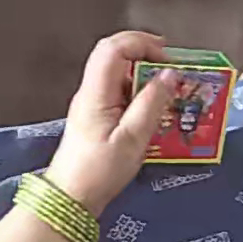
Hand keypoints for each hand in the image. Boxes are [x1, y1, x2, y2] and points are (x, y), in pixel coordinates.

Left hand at [44, 31, 177, 214]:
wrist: (71, 198)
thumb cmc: (100, 171)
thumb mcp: (133, 138)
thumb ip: (152, 103)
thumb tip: (170, 74)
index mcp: (96, 92)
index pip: (114, 48)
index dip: (142, 43)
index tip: (167, 58)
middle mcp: (91, 91)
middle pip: (113, 52)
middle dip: (144, 51)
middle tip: (170, 64)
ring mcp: (92, 102)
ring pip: (116, 70)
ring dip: (143, 71)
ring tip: (168, 86)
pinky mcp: (96, 114)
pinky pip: (118, 89)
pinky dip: (138, 89)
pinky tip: (154, 105)